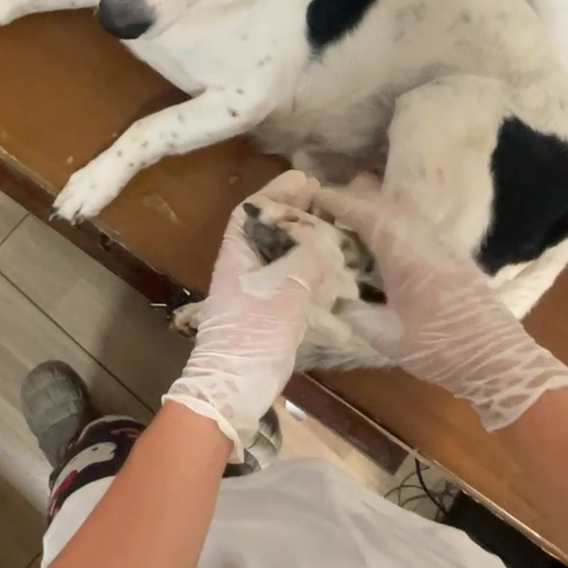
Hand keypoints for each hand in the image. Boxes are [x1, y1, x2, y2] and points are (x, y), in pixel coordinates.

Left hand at [164, 171, 337, 452]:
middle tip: (324, 197)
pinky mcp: (268, 313)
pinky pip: (289, 277)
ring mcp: (255, 292)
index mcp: (236, 256)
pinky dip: (309, 265)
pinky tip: (331, 263)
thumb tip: (324, 239)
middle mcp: (242, 269)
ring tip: (333, 224)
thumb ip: (307, 258)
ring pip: (280, 253)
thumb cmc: (252, 334)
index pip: (252, 212)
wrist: (233, 388)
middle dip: (293, 211)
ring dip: (303, 237)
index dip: (275, 193)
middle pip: (267, 229)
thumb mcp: (285, 290)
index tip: (304, 179)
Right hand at [314, 185, 567, 430]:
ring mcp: (446, 248)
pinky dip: (394, 221)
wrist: (499, 362)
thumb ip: (353, 313)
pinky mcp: (455, 258)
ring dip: (377, 208)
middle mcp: (428, 244)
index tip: (316, 197)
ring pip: (407, 213)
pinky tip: (383, 236)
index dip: (341, 203)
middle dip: (357, 199)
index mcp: (408, 260)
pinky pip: (419, 226)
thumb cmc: (440, 352)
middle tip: (327, 203)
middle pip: (390, 206)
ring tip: (350, 215)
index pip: (370, 217)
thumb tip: (330, 295)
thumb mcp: (385, 339)